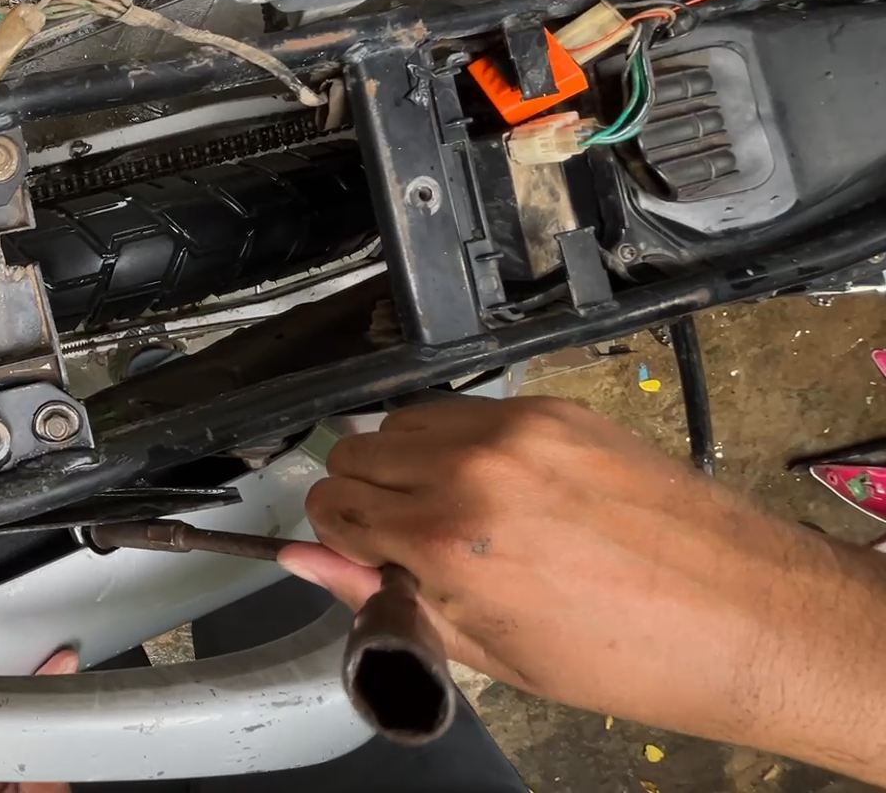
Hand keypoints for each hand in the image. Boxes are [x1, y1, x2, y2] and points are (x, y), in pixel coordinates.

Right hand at [277, 396, 885, 783]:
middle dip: (363, 494)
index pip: (327, 504)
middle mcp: (463, 471)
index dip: (340, 534)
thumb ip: (375, 596)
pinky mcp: (545, 409)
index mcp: (443, 541)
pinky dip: (456, 442)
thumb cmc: (625, 659)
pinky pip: (456, 410)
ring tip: (457, 502)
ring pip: (394, 423)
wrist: (769, 624)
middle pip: (348, 453)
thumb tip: (299, 559)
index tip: (370, 550)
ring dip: (404, 460)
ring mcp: (507, 431)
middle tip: (410, 529)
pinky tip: (503, 481)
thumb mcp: (486, 651)